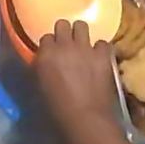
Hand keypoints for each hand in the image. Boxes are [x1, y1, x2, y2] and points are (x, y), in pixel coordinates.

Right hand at [34, 19, 120, 141]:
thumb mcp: (41, 87)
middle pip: (62, 24)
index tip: (53, 53)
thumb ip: (43, 68)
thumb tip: (47, 62)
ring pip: (82, 25)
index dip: (50, 45)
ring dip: (82, 34)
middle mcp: (64, 46)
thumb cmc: (57, 111)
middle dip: (65, 32)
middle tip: (68, 44)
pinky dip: (100, 49)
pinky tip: (100, 58)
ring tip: (84, 46)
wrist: (85, 119)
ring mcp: (85, 48)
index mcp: (45, 55)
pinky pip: (102, 42)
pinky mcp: (103, 54)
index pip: (45, 37)